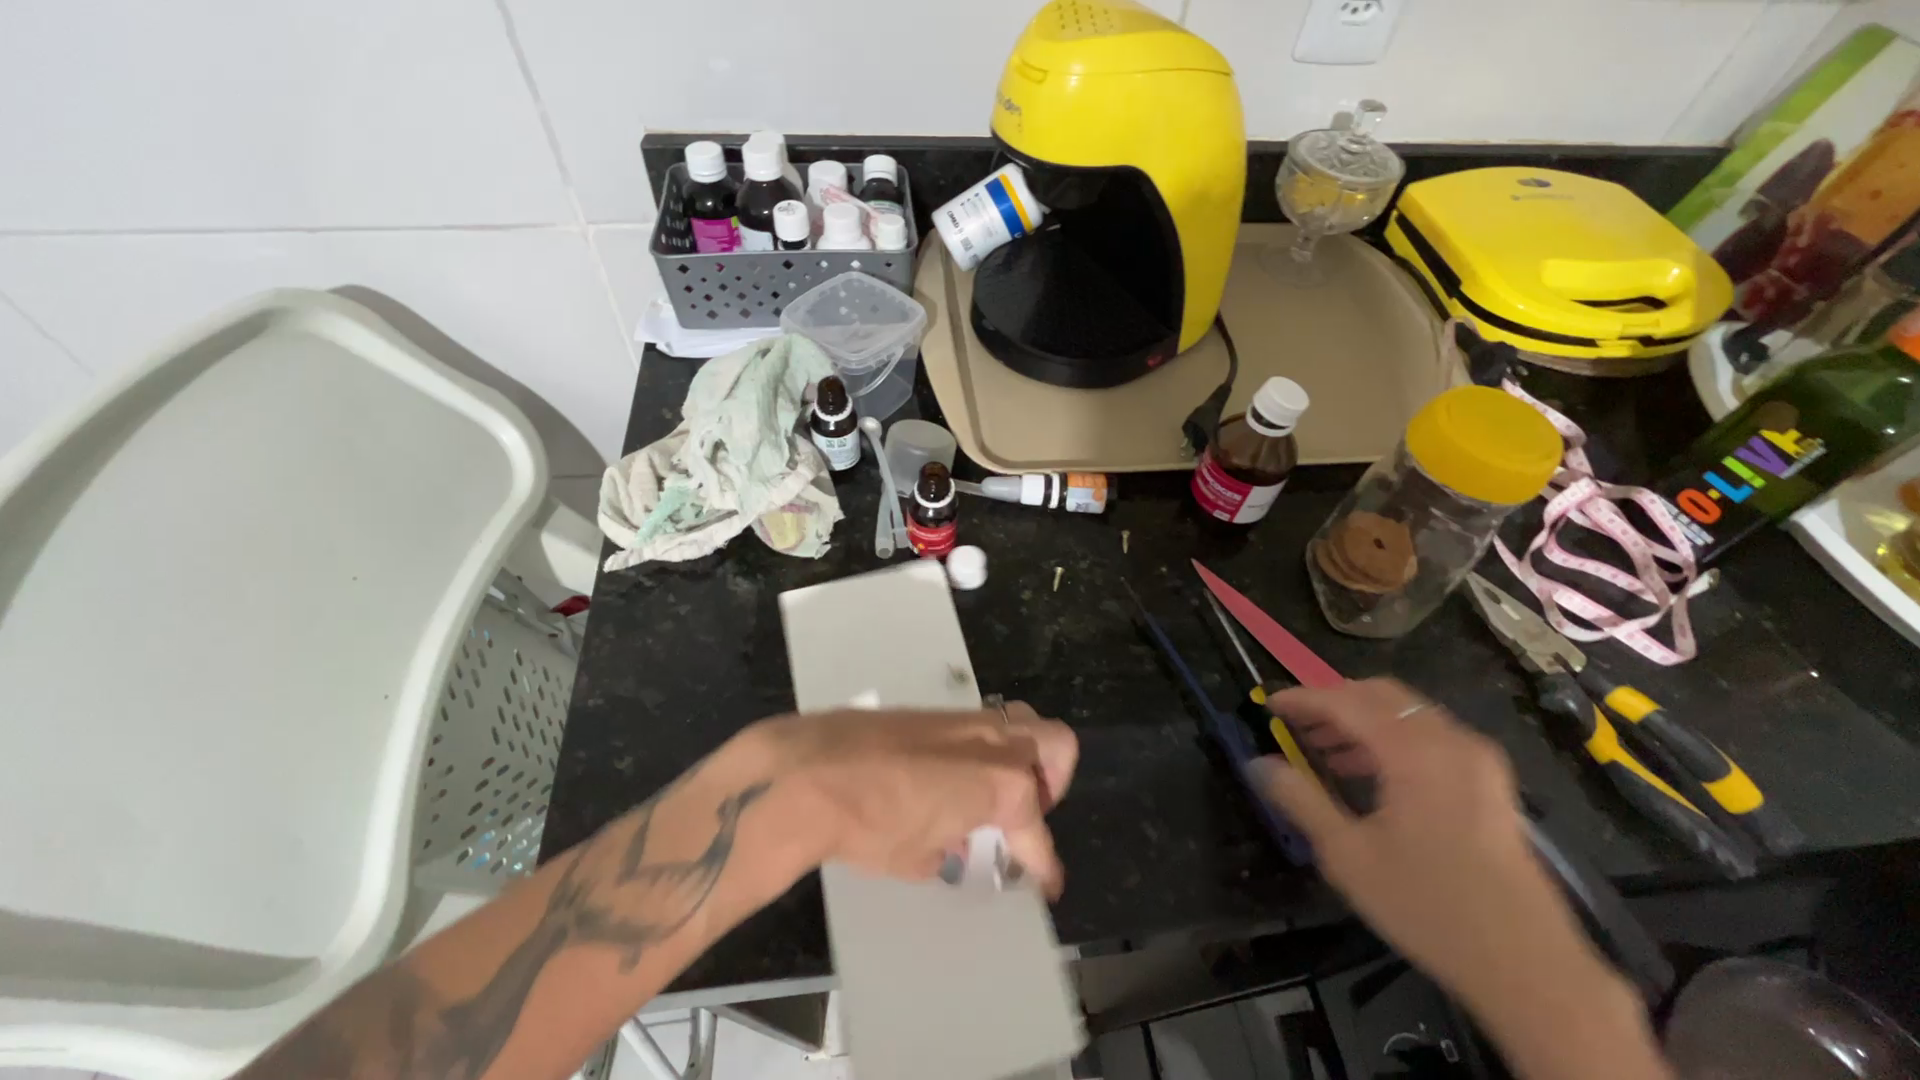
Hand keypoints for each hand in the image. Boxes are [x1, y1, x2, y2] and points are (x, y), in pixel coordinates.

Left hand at [752, 703, 1078, 895]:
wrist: (806, 775)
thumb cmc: (867, 826)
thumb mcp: (915, 858)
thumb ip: (946, 847)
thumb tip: (946, 842)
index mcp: (1001, 785)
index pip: (1035, 831)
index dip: (1043, 864)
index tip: (1045, 884)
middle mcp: (992, 743)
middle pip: (1054, 746)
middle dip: (1048, 784)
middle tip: (1019, 816)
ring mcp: (961, 720)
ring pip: (1017, 722)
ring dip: (1016, 757)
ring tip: (987, 793)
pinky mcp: (928, 710)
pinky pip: (972, 726)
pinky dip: (974, 750)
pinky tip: (942, 778)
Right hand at [1252, 679, 1590, 1006]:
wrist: (1527, 964)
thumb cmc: (1428, 907)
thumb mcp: (1348, 856)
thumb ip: (1301, 801)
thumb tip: (1259, 764)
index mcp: (1415, 752)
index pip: (1347, 702)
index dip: (1303, 699)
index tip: (1267, 704)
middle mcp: (1451, 741)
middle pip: (1382, 695)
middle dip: (1334, 702)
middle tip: (1295, 724)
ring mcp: (1478, 759)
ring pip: (1409, 714)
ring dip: (1362, 721)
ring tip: (1323, 751)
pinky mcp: (1491, 781)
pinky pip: (1432, 737)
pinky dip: (1392, 739)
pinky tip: (1369, 773)